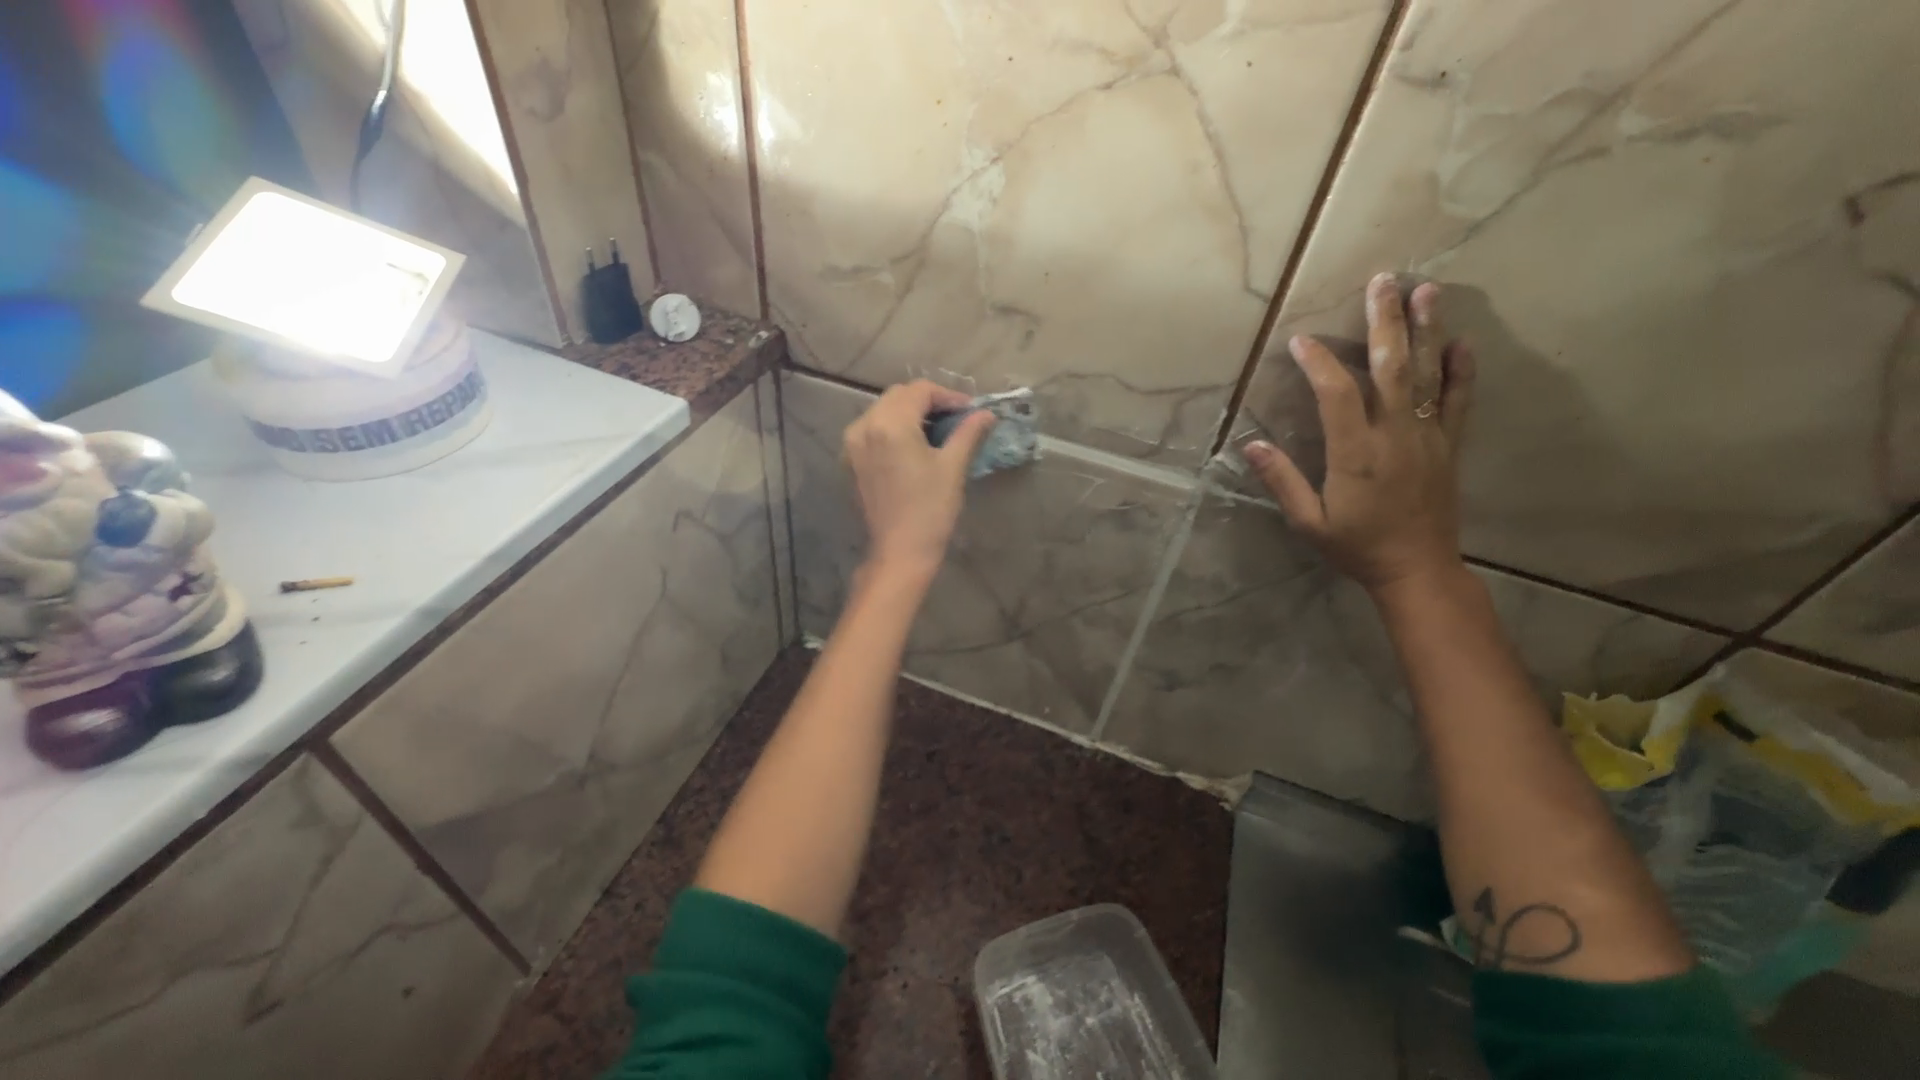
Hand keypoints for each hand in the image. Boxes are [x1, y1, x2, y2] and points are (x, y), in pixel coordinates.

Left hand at [843, 380, 995, 584]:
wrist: (899, 552)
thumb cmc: (930, 510)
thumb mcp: (953, 467)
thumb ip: (968, 433)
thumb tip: (986, 414)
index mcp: (890, 424)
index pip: (920, 391)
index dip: (948, 396)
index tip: (970, 411)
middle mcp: (864, 426)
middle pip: (898, 396)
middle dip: (928, 402)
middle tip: (956, 419)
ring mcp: (853, 444)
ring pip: (884, 411)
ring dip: (910, 414)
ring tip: (936, 432)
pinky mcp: (851, 461)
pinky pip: (872, 430)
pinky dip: (893, 429)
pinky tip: (914, 446)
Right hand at [1242, 273, 1475, 598]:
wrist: (1418, 570)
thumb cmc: (1357, 547)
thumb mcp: (1309, 522)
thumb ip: (1281, 480)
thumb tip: (1250, 445)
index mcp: (1355, 453)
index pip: (1336, 394)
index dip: (1318, 362)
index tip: (1301, 340)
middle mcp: (1394, 435)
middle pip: (1390, 368)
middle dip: (1384, 321)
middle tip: (1382, 280)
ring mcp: (1426, 438)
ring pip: (1428, 375)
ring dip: (1426, 330)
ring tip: (1425, 290)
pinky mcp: (1448, 446)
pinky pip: (1459, 402)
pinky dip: (1462, 371)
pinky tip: (1462, 341)